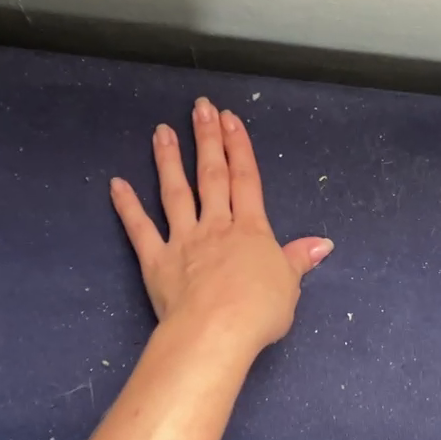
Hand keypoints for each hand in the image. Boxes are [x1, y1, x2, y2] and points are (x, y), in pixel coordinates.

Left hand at [109, 97, 332, 355]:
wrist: (217, 332)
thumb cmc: (259, 310)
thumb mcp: (289, 285)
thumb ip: (299, 259)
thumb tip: (323, 243)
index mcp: (251, 230)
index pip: (246, 180)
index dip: (239, 148)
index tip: (230, 119)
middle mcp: (216, 226)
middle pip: (212, 176)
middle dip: (207, 140)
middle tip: (200, 107)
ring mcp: (184, 240)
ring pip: (176, 193)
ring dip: (169, 160)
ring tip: (162, 131)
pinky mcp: (156, 261)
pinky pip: (140, 230)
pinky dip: (128, 206)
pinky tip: (117, 184)